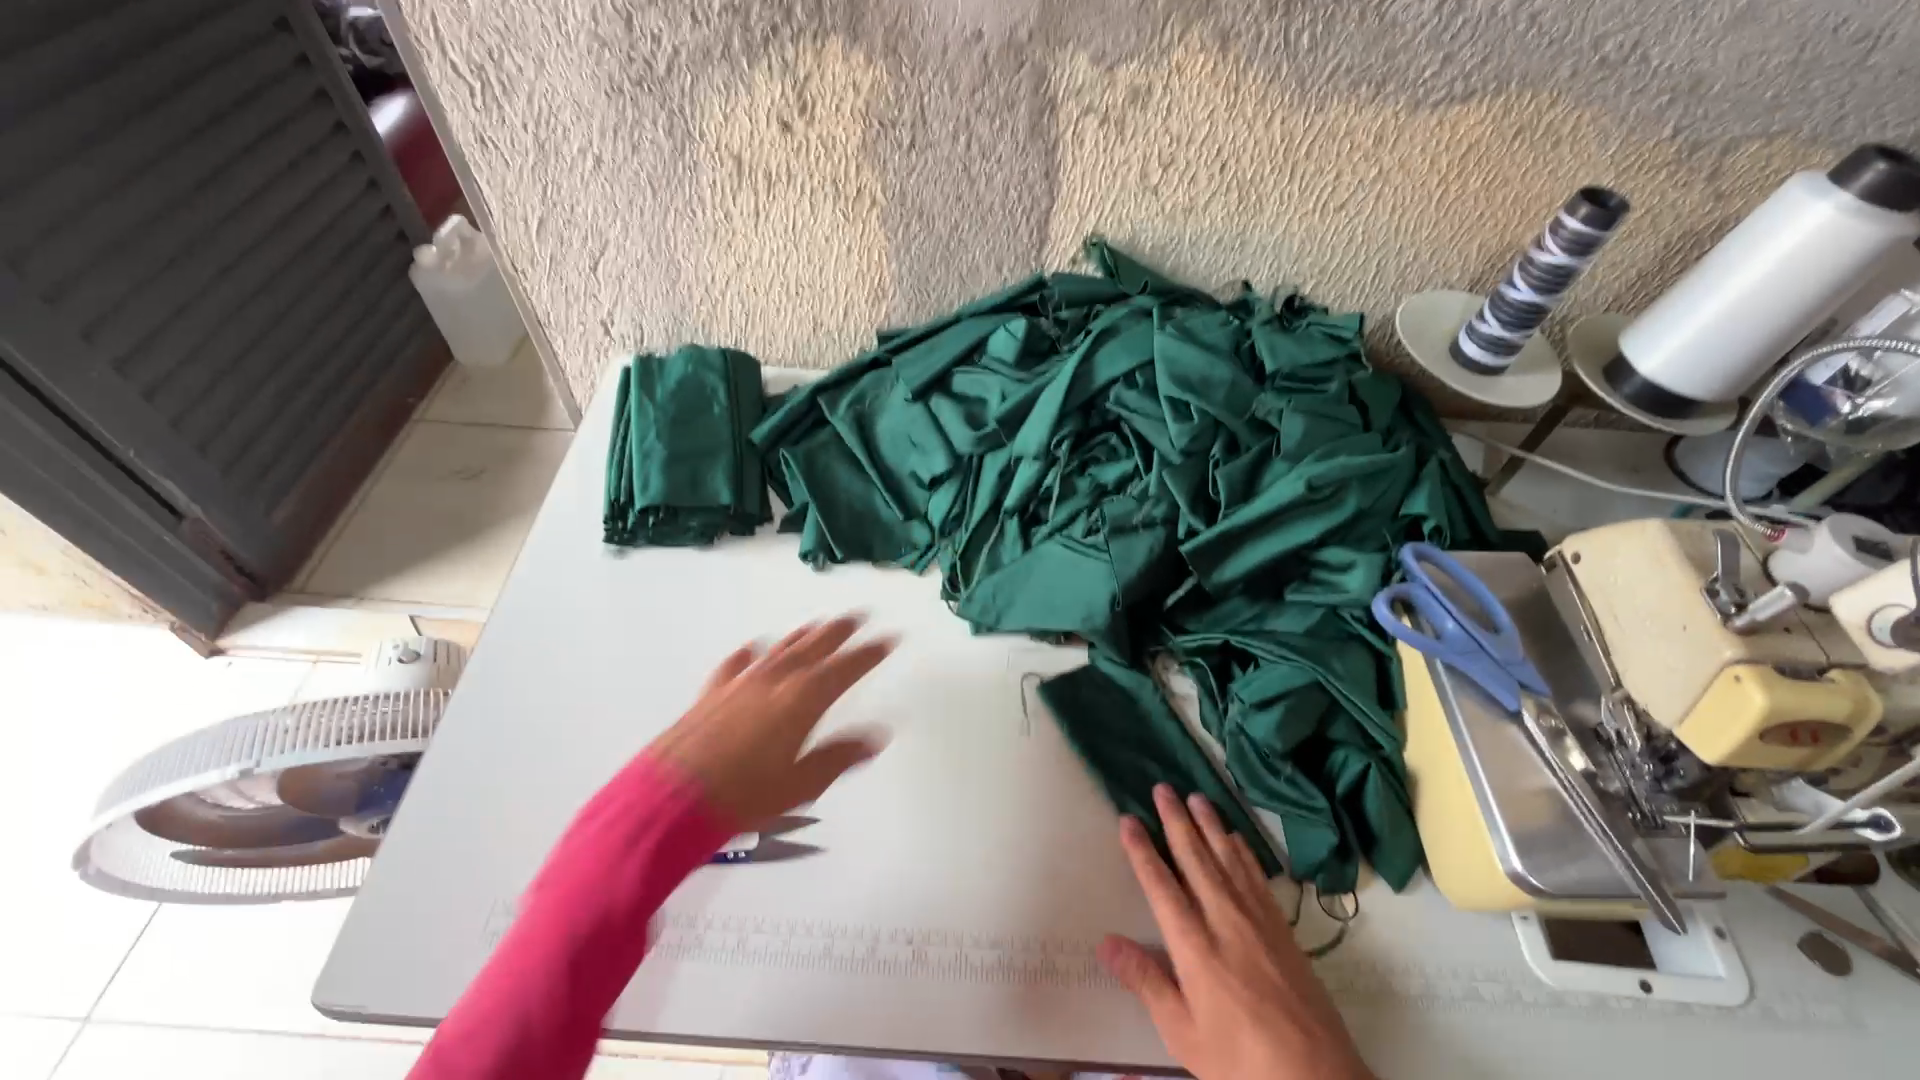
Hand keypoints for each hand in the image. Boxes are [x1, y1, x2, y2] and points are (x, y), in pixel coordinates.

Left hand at [648, 614, 893, 828]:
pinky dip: (750, 654)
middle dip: (839, 632)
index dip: (869, 654)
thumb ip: (839, 757)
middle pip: (814, 648)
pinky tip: (753, 648)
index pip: (845, 669)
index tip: (887, 639)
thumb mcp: (802, 783)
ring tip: (817, 625)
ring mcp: (742, 683)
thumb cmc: (745, 793)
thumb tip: (874, 739)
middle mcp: (775, 681)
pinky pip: (736, 665)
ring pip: (779, 650)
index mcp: (803, 700)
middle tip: (857, 616)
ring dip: (801, 636)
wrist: (674, 796)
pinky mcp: (713, 693)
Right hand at [1099, 785, 1371, 1079]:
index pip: (1161, 886)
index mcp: (1194, 947)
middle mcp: (1226, 921)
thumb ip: (1147, 982)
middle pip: (1196, 860)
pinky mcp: (1284, 931)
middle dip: (1176, 822)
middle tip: (1162, 787)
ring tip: (1196, 796)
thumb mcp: (1183, 1032)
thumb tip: (1106, 942)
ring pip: (1229, 860)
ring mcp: (1259, 922)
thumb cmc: (1239, 1059)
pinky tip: (1237, 839)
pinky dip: (1244, 852)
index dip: (1142, 850)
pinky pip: (1258, 878)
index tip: (1129, 819)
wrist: (1317, 1078)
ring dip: (1211, 826)